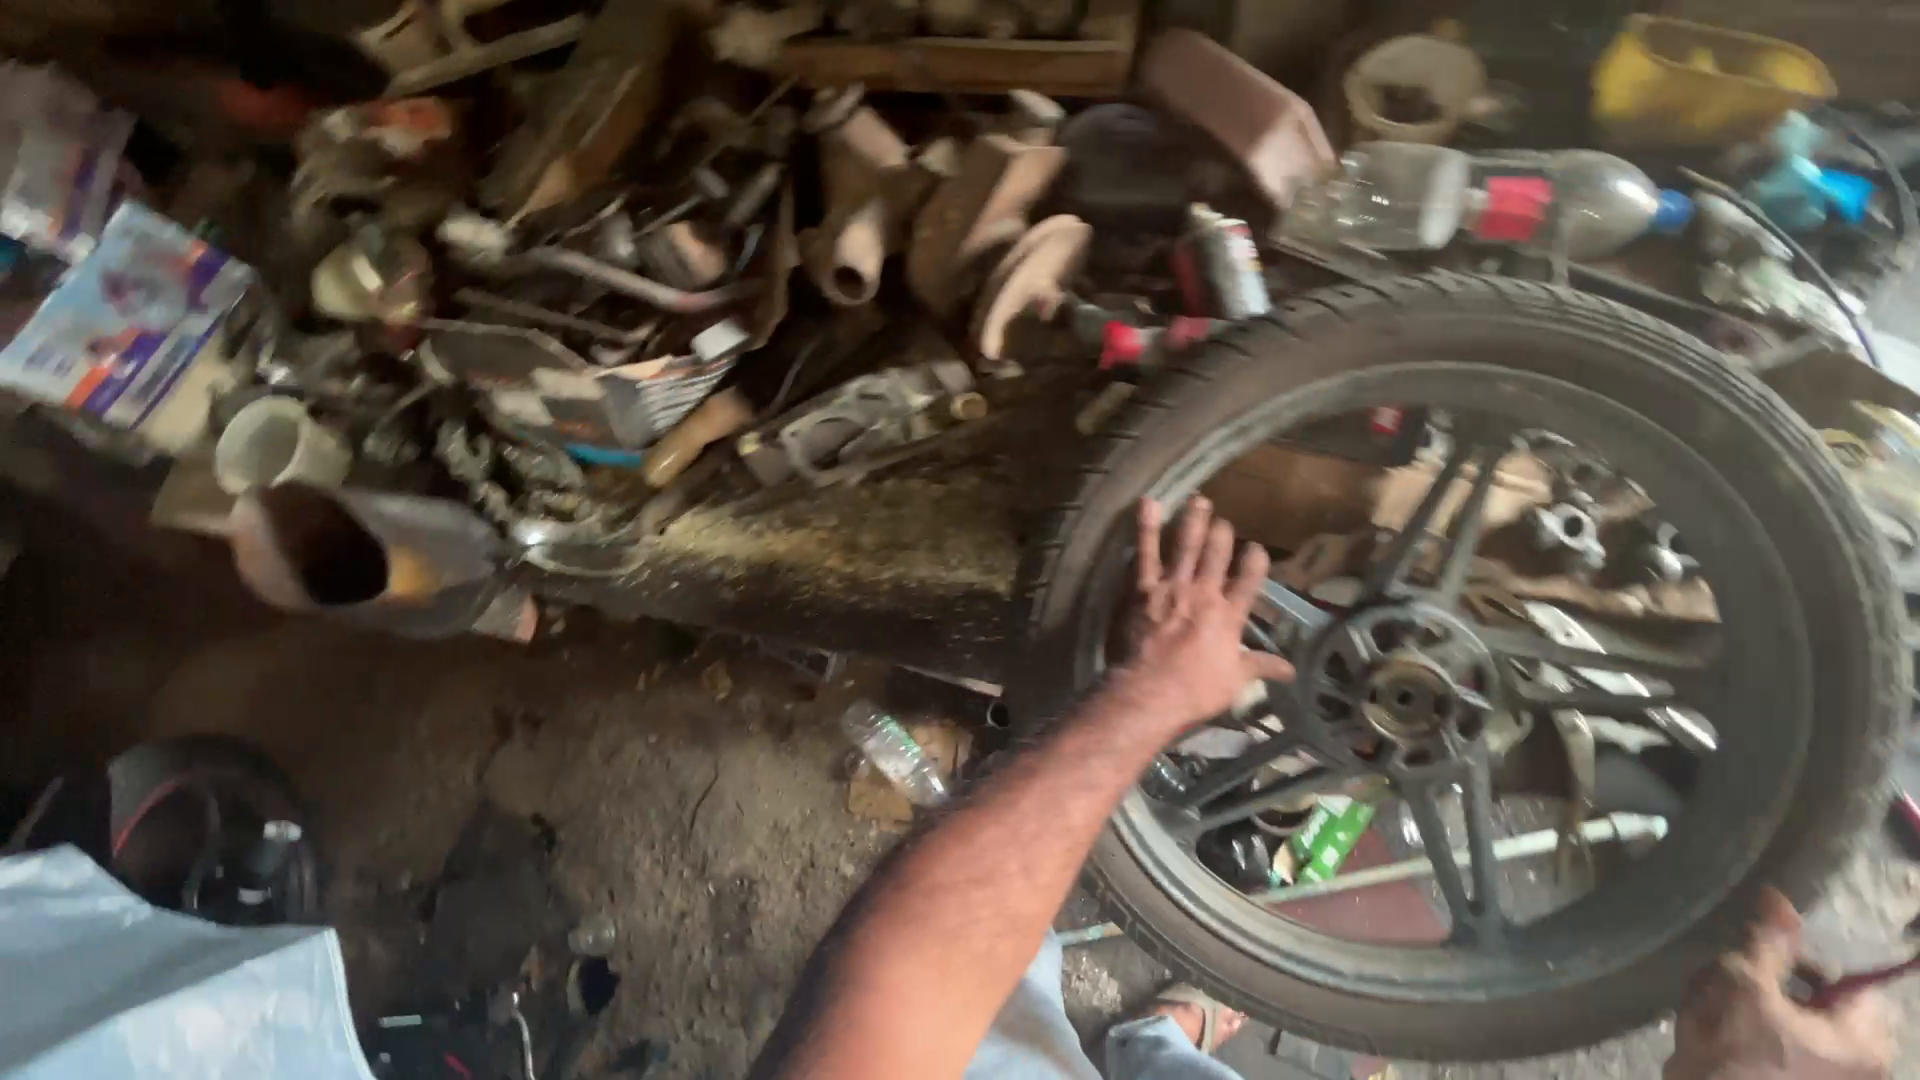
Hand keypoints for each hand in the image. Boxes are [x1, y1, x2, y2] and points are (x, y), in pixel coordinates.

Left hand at [1110, 496, 1293, 731]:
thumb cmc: (1193, 691)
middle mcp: (1203, 594)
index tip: (1257, 548)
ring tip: (1198, 501)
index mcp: (1228, 616)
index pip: (1249, 582)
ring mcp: (1171, 587)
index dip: (1255, 563)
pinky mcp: (1140, 587)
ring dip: (1193, 522)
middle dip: (1222, 536)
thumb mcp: (1234, 682)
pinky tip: (1148, 503)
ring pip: (1185, 546)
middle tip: (1224, 521)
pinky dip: (1146, 526)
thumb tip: (1290, 669)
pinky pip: (1144, 552)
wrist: (1149, 691)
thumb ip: (1259, 666)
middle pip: (1216, 557)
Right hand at [1665, 888, 1892, 1079]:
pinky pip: (1781, 1034)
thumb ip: (1766, 942)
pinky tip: (1716, 1016)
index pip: (1851, 978)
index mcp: (1863, 1037)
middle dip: (1772, 976)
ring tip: (1714, 994)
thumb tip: (1778, 898)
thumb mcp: (1744, 981)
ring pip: (1794, 1012)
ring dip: (1754, 996)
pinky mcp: (1795, 1075)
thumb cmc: (1736, 1043)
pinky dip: (1750, 1019)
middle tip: (1733, 972)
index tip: (1764, 949)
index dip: (1807, 957)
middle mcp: (1860, 1059)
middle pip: (1820, 995)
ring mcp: (1829, 1071)